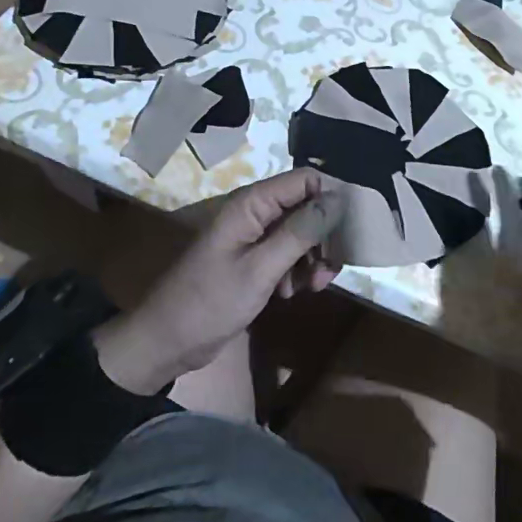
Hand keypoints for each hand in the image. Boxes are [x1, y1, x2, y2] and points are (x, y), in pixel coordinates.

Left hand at [93, 169, 345, 394]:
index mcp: (251, 204)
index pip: (304, 180)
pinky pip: (287, 255)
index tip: (352, 229)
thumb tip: (337, 199)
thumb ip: (300, 232)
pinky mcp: (254, 260)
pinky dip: (296, 271)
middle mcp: (255, 213)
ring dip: (312, 258)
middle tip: (331, 268)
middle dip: (324, 235)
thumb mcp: (260, 269)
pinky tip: (291, 294)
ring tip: (312, 287)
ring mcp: (254, 237)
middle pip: (305, 207)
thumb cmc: (211, 302)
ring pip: (300, 233)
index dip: (331, 197)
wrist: (169, 341)